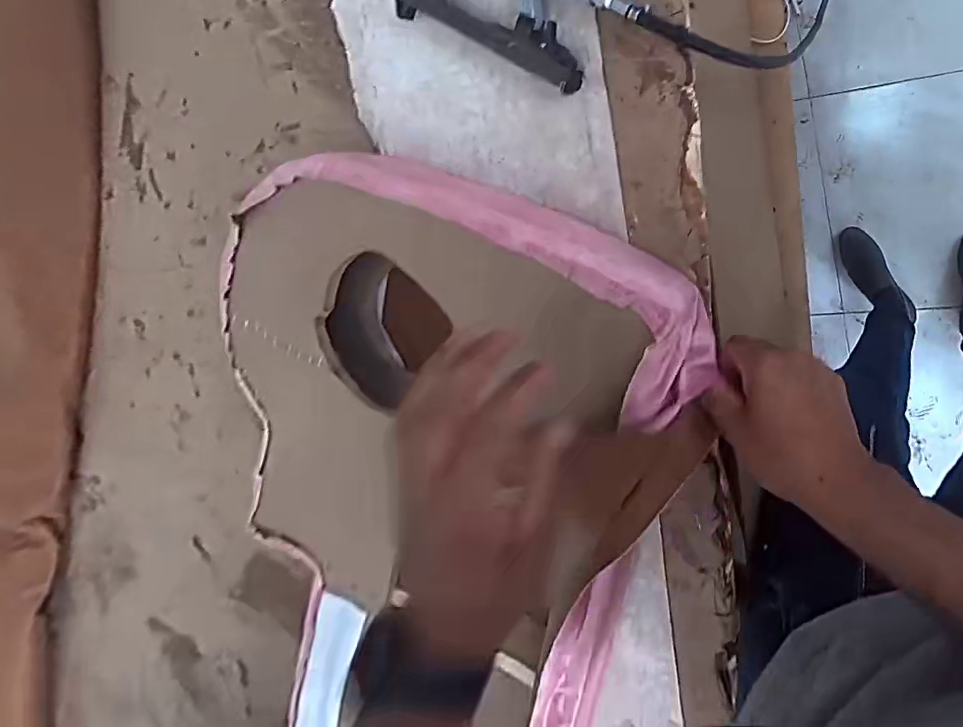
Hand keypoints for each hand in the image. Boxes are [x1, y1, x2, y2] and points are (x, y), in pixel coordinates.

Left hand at [392, 329, 573, 665]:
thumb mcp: (534, 542)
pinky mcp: (403, 481)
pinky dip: (422, 388)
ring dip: (440, 368)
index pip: (487, 432)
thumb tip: (559, 425)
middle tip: (507, 333)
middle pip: (438, 412)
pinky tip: (444, 367)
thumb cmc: (497, 588)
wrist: (439, 630)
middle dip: (471, 365)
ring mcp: (408, 482)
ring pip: (412, 413)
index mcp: (466, 502)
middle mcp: (428, 485)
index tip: (546, 366)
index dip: (517, 393)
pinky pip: (404, 424)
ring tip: (471, 332)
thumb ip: (543, 481)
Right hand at [699, 335, 876, 512]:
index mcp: (766, 362)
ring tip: (776, 421)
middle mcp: (794, 355)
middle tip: (748, 414)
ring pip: (785, 367)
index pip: (734, 345)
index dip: (723, 368)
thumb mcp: (737, 432)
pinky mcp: (836, 382)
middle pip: (761, 354)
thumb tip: (712, 384)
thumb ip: (718, 400)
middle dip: (749, 377)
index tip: (726, 398)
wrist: (837, 474)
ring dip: (775, 383)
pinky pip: (807, 377)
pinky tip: (801, 421)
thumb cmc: (780, 454)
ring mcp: (819, 366)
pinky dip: (798, 390)